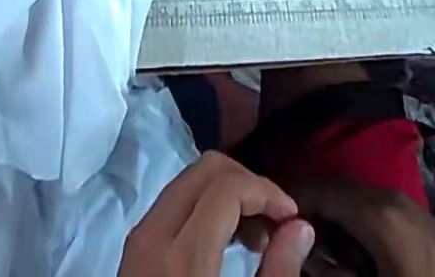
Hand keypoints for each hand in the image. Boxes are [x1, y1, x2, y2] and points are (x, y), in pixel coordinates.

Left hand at [122, 151, 317, 276]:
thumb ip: (278, 275)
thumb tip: (301, 227)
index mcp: (181, 257)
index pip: (226, 186)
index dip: (267, 190)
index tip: (294, 217)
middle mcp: (152, 234)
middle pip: (205, 169)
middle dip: (248, 183)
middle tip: (277, 220)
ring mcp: (138, 240)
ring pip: (188, 181)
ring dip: (227, 193)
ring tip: (258, 235)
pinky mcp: (133, 251)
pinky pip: (174, 203)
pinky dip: (206, 207)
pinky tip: (227, 242)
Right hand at [290, 182, 434, 276]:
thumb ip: (329, 275)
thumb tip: (294, 256)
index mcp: (375, 211)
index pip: (315, 189)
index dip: (286, 206)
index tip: (265, 231)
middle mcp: (387, 196)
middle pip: (331, 193)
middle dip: (306, 217)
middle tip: (287, 248)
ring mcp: (404, 205)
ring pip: (350, 203)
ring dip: (328, 224)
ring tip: (313, 256)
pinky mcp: (415, 221)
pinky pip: (369, 214)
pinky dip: (350, 229)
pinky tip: (346, 259)